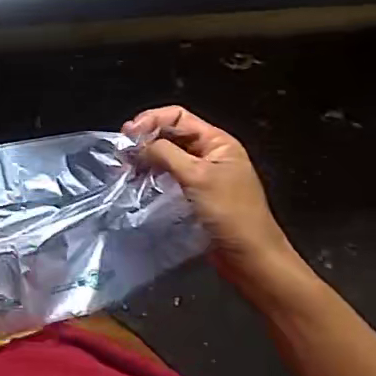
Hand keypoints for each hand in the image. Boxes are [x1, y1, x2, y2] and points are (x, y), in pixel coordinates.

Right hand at [124, 106, 302, 291]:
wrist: (253, 260)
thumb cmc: (231, 213)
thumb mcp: (197, 176)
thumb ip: (165, 153)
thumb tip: (138, 144)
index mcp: (218, 142)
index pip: (177, 116)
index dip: (151, 120)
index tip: (128, 134)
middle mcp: (210, 153)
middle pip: (170, 133)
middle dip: (145, 139)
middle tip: (122, 153)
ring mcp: (202, 174)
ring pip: (166, 155)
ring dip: (145, 157)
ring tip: (125, 168)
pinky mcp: (194, 193)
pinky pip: (168, 175)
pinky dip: (151, 174)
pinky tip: (137, 181)